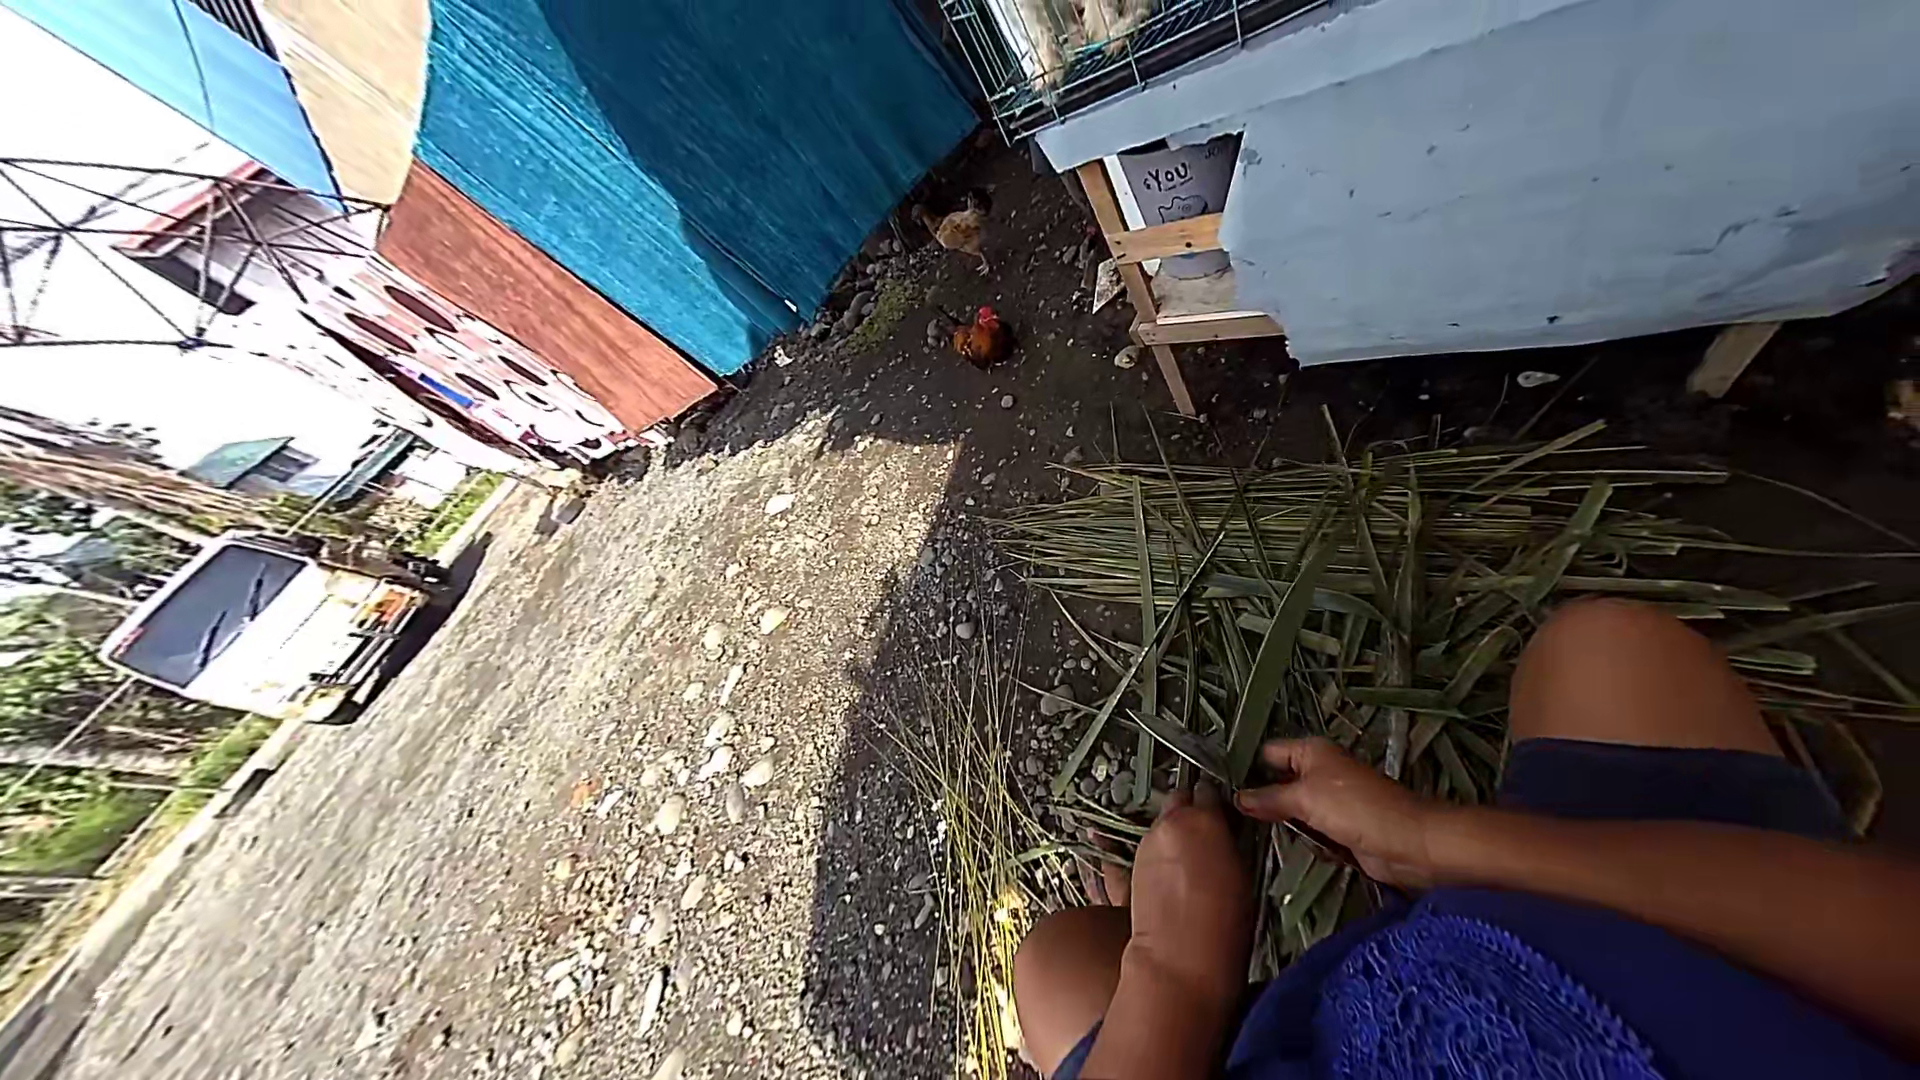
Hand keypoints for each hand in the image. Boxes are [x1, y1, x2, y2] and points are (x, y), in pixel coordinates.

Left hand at [1124, 781, 1252, 1005]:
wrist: (1177, 958)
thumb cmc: (1224, 925)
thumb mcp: (1243, 875)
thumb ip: (1230, 840)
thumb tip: (1227, 828)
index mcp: (1203, 820)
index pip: (1209, 792)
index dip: (1218, 802)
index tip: (1225, 814)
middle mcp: (1171, 822)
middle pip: (1180, 799)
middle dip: (1192, 808)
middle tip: (1208, 831)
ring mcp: (1148, 838)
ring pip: (1165, 820)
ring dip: (1177, 829)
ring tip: (1191, 856)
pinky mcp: (1133, 857)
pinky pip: (1152, 842)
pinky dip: (1163, 848)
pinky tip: (1174, 871)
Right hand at [1235, 738, 1442, 887]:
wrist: (1413, 845)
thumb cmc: (1355, 809)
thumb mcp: (1304, 799)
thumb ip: (1267, 799)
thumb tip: (1237, 798)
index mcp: (1310, 751)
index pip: (1267, 752)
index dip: (1247, 766)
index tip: (1222, 784)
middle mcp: (1319, 771)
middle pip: (1278, 782)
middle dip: (1262, 798)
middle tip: (1233, 814)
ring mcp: (1331, 800)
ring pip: (1293, 809)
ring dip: (1284, 822)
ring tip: (1258, 833)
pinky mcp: (1342, 827)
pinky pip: (1312, 830)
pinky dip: (1307, 839)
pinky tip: (1300, 847)